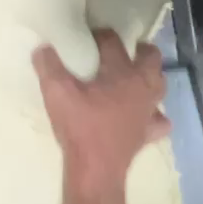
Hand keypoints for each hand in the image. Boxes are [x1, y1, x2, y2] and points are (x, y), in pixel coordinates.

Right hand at [33, 30, 171, 196]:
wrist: (95, 169)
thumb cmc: (79, 126)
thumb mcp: (56, 92)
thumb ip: (48, 66)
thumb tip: (42, 48)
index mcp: (121, 73)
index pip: (113, 42)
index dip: (100, 34)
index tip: (89, 35)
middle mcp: (142, 88)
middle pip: (151, 59)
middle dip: (140, 50)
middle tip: (125, 50)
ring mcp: (149, 111)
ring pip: (160, 86)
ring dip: (150, 78)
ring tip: (136, 77)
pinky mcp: (148, 133)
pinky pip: (159, 120)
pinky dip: (154, 114)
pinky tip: (143, 115)